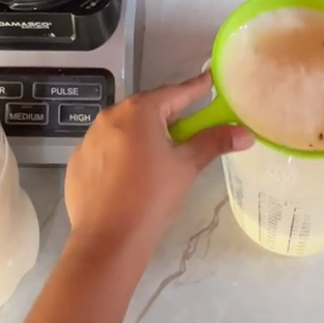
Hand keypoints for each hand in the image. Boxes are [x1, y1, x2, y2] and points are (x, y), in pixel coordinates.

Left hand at [64, 72, 251, 269]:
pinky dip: (121, 155)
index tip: (209, 80)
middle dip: (169, 116)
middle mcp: (110, 116)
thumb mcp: (187, 167)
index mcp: (139, 110)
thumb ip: (214, 142)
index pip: (176, 93)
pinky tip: (130, 176)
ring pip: (125, 129)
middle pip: (148, 109)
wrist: (107, 242)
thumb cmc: (152, 197)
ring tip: (158, 157)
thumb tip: (245, 133)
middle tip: (188, 128)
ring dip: (143, 135)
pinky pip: (106, 149)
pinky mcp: (78, 162)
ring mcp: (89, 138)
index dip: (196, 89)